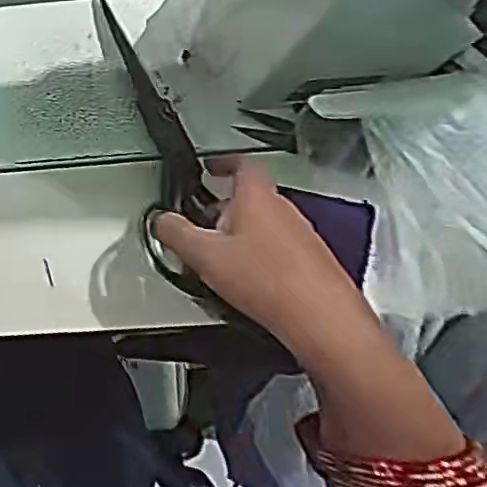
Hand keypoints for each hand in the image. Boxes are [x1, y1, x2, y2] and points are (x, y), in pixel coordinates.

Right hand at [152, 158, 386, 372]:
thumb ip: (174, 231)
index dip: (224, 163)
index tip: (211, 168)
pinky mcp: (313, 266)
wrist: (324, 323)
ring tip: (219, 260)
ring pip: (264, 226)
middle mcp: (286, 214)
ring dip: (240, 236)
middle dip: (222, 209)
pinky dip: (258, 259)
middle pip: (250, 199)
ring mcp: (304, 239)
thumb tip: (163, 221)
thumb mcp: (202, 254)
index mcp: (259, 200)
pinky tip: (244, 284)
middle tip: (202, 224)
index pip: (244, 165)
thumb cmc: (273, 284)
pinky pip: (279, 251)